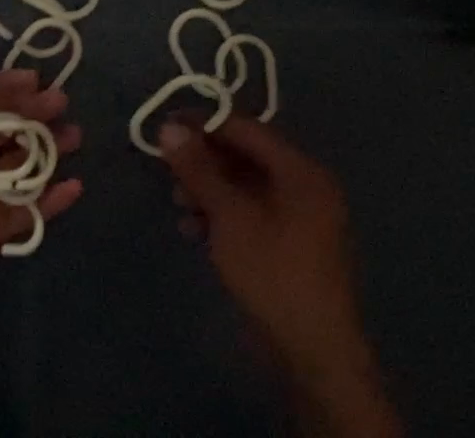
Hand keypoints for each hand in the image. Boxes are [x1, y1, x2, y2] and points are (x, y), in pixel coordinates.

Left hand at [0, 70, 82, 326]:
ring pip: (25, 165)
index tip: (34, 80)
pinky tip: (75, 186)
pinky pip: (33, 208)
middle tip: (62, 103)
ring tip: (75, 136)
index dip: (5, 89)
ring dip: (50, 148)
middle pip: (7, 130)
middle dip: (34, 113)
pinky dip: (54, 198)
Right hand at [158, 115, 365, 373]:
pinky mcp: (287, 244)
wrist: (311, 351)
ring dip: (207, 190)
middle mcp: (304, 187)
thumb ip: (199, 169)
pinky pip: (249, 213)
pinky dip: (221, 215)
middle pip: (244, 156)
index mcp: (301, 171)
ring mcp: (298, 218)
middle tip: (166, 170)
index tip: (163, 128)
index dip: (203, 124)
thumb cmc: (272, 272)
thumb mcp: (229, 215)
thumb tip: (168, 128)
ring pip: (243, 186)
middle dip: (203, 161)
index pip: (246, 129)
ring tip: (178, 206)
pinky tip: (193, 230)